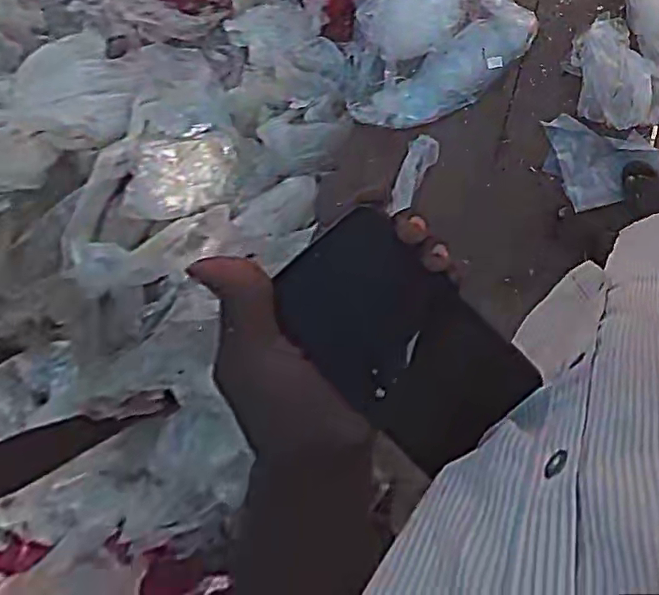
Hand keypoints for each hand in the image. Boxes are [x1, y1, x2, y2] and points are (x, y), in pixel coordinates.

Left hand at [188, 209, 458, 470]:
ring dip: (430, 247)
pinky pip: (434, 294)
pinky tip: (454, 275)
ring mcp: (384, 310)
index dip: (362, 211)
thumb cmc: (280, 408)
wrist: (325, 458)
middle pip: (386, 242)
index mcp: (312, 286)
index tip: (380, 200)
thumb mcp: (251, 357)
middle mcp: (351, 289)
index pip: (340, 235)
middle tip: (413, 230)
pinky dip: (448, 277)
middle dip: (405, 225)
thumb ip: (242, 309)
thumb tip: (203, 263)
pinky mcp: (412, 330)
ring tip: (436, 256)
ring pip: (413, 262)